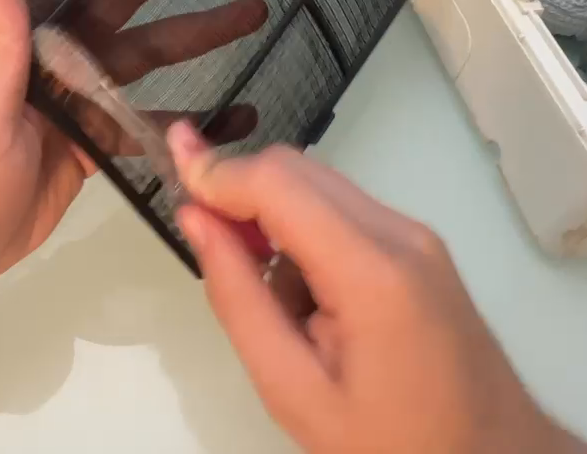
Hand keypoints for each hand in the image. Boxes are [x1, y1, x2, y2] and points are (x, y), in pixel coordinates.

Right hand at [167, 124, 586, 453]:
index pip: (276, 182)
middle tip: (204, 236)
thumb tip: (194, 217)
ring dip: (267, 210)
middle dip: (237, 187)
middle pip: (293, 168)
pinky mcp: (418, 242)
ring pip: (312, 182)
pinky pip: (337, 205)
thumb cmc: (393, 447)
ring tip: (263, 286)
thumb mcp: (293, 391)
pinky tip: (302, 289)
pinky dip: (299, 225)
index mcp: (372, 272)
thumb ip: (236, 296)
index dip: (215, 170)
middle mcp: (399, 232)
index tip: (168, 161)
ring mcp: (415, 233)